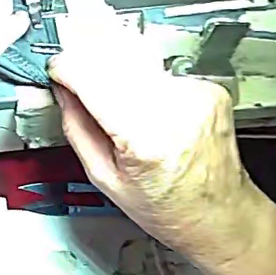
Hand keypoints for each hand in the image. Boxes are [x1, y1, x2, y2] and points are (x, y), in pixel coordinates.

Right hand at [48, 40, 275, 267]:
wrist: (218, 214)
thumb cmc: (167, 206)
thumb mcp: (105, 177)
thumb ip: (77, 128)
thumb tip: (63, 91)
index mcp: (145, 140)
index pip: (93, 80)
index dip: (67, 68)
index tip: (57, 70)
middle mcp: (175, 111)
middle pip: (116, 60)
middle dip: (89, 64)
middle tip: (77, 78)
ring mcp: (196, 96)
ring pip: (138, 60)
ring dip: (117, 71)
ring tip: (117, 102)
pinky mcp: (208, 89)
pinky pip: (161, 71)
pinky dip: (145, 81)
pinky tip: (147, 107)